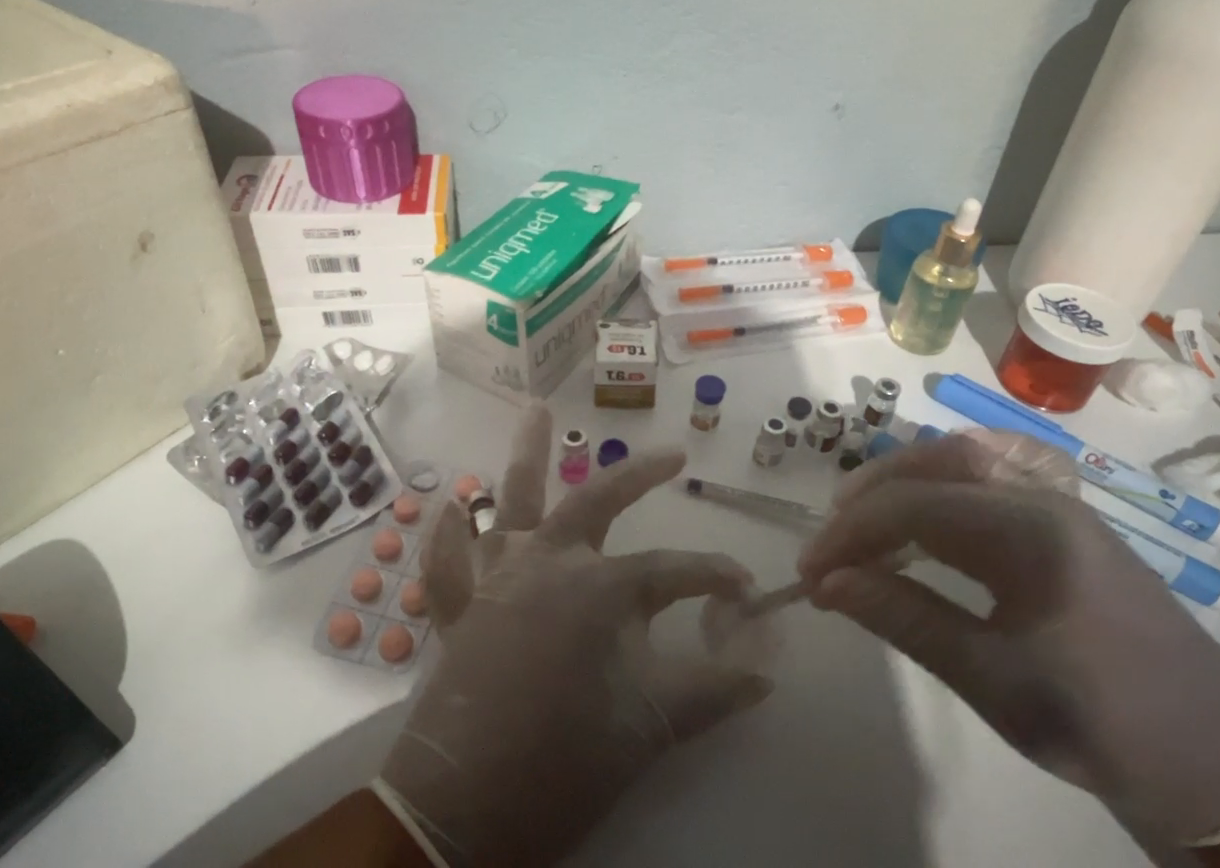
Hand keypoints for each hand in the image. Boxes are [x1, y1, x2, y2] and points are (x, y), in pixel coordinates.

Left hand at [377, 405, 773, 866]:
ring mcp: (498, 582)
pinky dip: (452, 535)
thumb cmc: (565, 762)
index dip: (715, 579)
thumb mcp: (653, 726)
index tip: (748, 593)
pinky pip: (450, 563)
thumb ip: (713, 689)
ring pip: (511, 504)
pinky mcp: (461, 611)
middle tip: (671, 453)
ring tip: (535, 408)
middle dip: (638, 474)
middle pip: (596, 501)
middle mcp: (548, 566)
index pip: (675, 571)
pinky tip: (454, 506)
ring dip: (525, 457)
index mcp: (601, 588)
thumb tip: (768, 670)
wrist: (463, 810)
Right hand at [798, 430, 1219, 844]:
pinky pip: (995, 470)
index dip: (849, 534)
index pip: (914, 506)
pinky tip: (926, 510)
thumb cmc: (1099, 722)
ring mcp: (1064, 502)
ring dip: (906, 477)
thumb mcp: (991, 681)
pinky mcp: (1069, 518)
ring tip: (864, 518)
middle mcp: (1047, 499)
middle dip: (871, 491)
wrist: (1213, 752)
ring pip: (967, 454)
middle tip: (830, 541)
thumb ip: (904, 618)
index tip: (808, 574)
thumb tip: (827, 582)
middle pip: (939, 460)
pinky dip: (944, 479)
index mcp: (1031, 536)